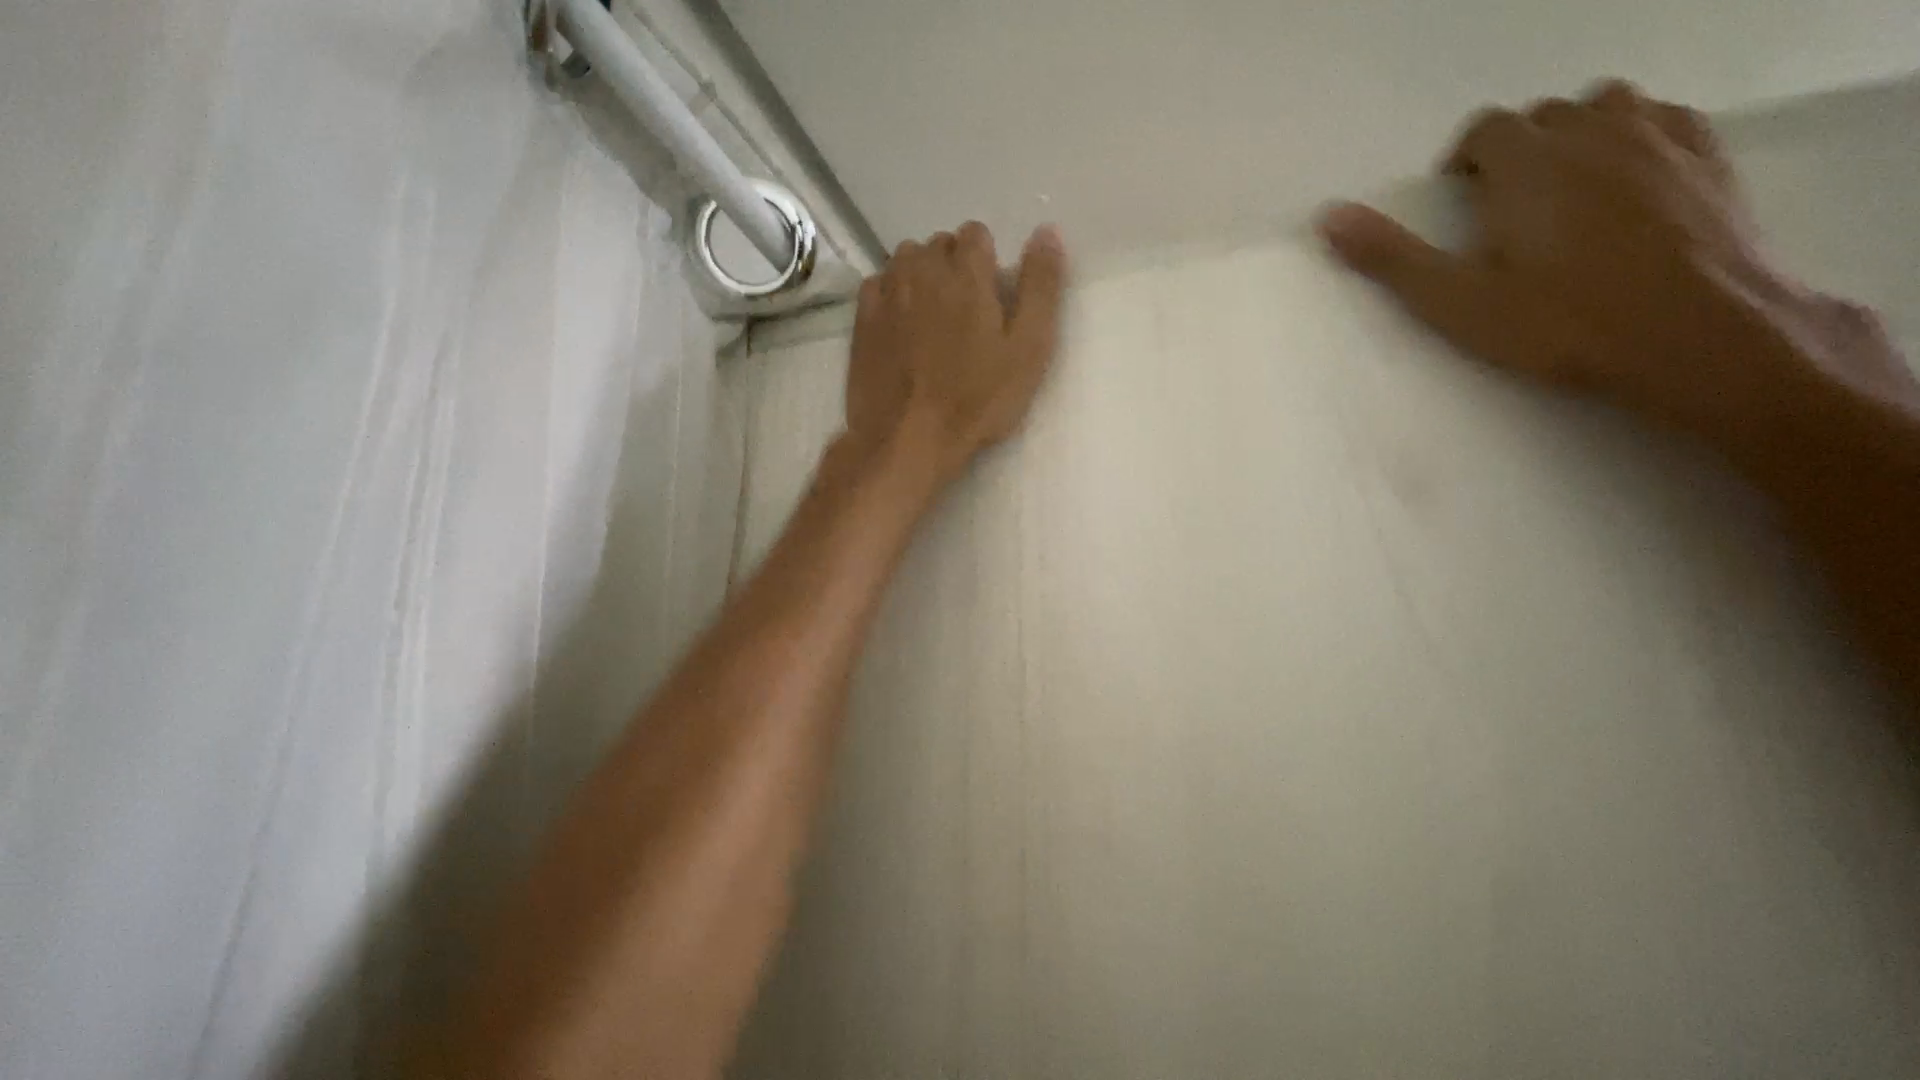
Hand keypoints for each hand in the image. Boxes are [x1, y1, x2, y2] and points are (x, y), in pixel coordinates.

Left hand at [844, 222, 1068, 483]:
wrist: (907, 438)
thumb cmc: (976, 400)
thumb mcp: (1028, 350)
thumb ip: (1040, 288)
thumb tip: (1048, 230)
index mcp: (967, 274)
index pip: (976, 233)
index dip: (988, 260)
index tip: (993, 296)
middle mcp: (922, 270)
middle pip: (940, 244)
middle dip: (955, 266)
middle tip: (967, 313)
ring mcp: (887, 293)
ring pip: (907, 259)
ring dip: (922, 275)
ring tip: (934, 317)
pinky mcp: (862, 318)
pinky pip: (878, 283)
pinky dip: (892, 293)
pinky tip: (901, 325)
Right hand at [1318, 79, 1911, 459]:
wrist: (1698, 334)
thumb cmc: (1564, 322)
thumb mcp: (1457, 302)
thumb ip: (1391, 258)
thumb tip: (1326, 216)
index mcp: (1525, 161)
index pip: (1484, 130)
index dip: (1465, 161)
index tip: (1461, 203)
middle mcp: (1591, 131)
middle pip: (1544, 116)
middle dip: (1520, 151)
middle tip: (1510, 209)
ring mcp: (1658, 138)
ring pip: (1609, 107)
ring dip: (1581, 135)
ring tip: (1571, 188)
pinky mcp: (1710, 158)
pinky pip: (1668, 120)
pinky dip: (1642, 138)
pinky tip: (1637, 181)